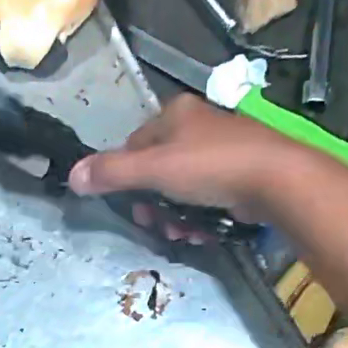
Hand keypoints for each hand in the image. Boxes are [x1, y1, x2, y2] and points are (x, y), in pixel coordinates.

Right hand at [67, 94, 316, 222]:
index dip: (127, 178)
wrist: (275, 179)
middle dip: (155, 204)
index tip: (131, 205)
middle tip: (157, 225)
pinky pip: (209, 196)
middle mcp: (199, 126)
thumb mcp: (154, 170)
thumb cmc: (210, 167)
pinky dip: (202, 216)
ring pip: (184, 188)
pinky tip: (203, 232)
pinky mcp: (242, 174)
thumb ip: (113, 173)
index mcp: (175, 114)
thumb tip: (72, 176)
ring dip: (177, 215)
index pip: (135, 145)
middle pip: (160, 171)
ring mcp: (223, 150)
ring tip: (183, 233)